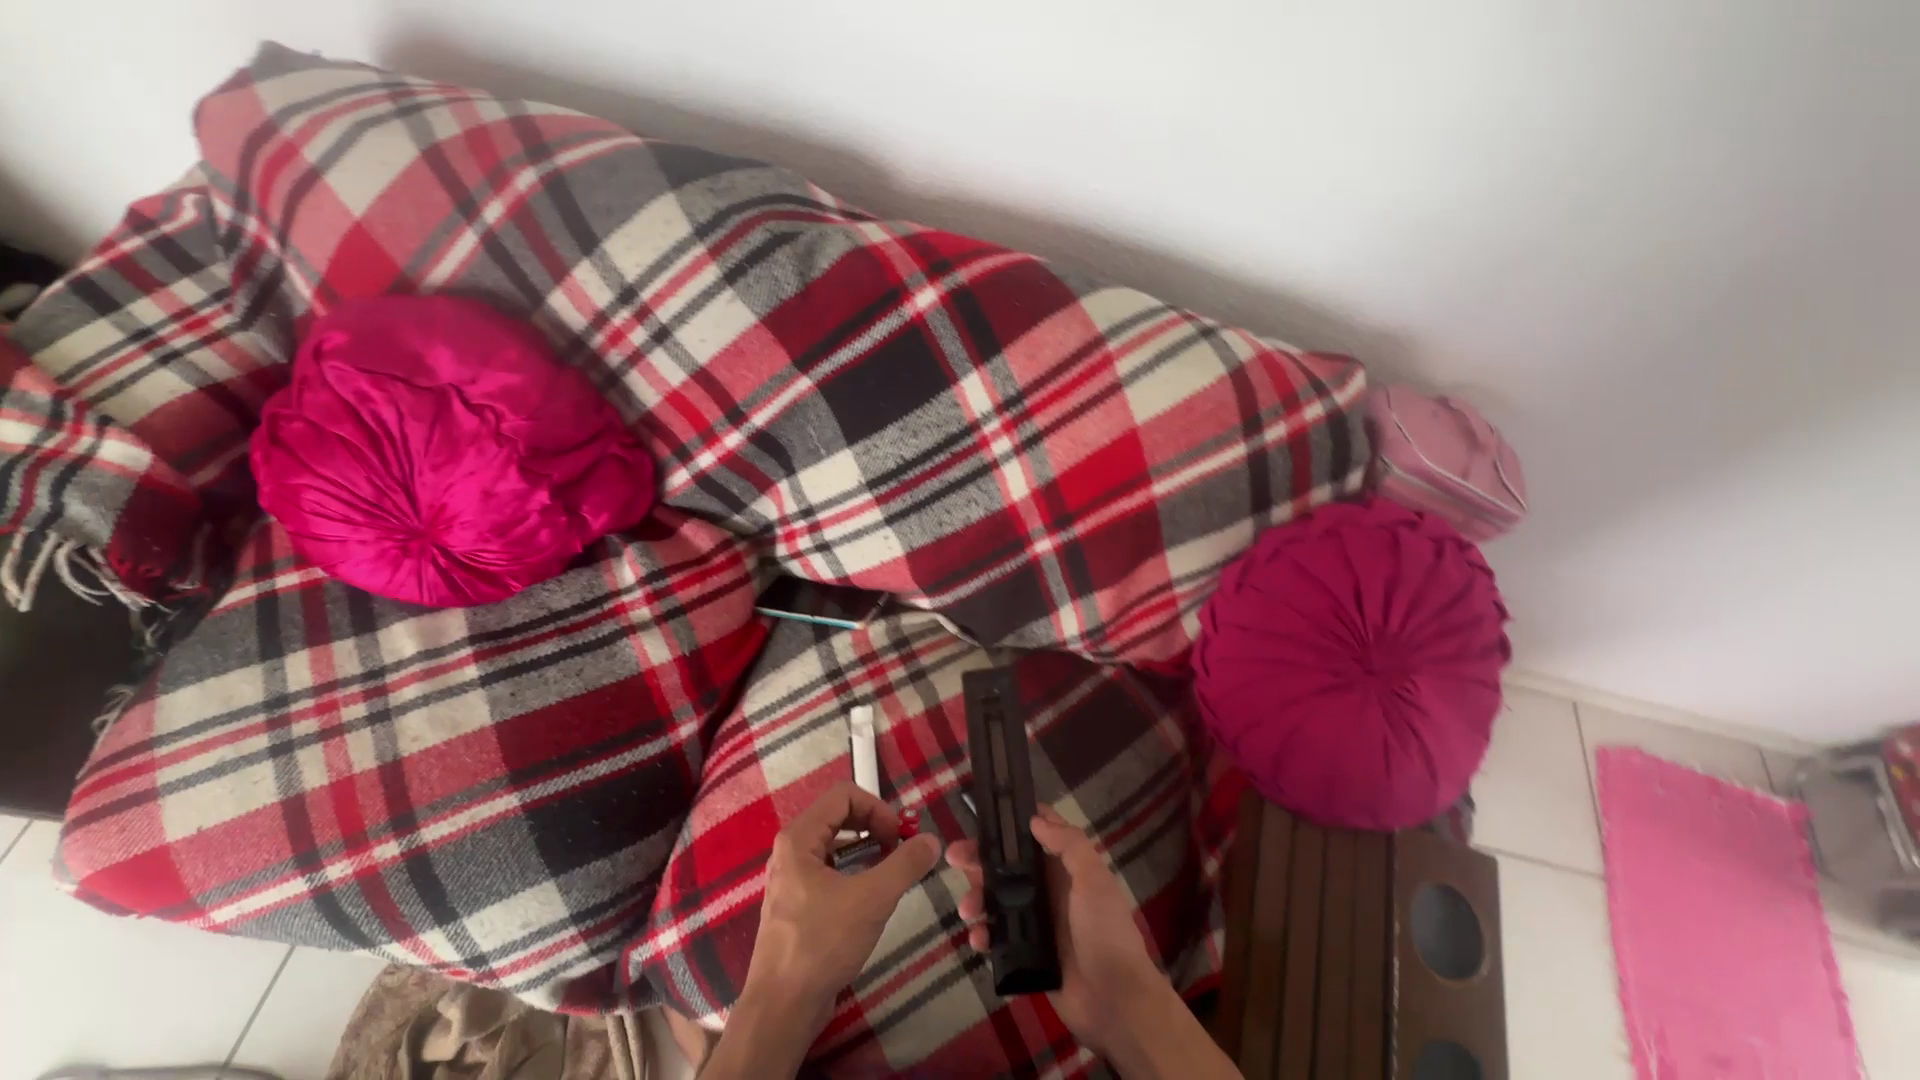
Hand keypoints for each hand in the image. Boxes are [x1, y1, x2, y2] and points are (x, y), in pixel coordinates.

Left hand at [704, 782, 941, 1078]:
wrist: (782, 1006)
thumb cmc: (822, 943)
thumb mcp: (872, 899)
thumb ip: (905, 864)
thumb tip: (932, 840)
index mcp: (799, 838)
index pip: (843, 795)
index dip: (878, 808)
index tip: (900, 837)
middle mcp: (790, 851)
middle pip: (839, 817)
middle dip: (875, 827)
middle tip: (900, 851)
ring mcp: (791, 879)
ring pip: (835, 846)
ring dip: (867, 851)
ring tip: (891, 874)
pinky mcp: (797, 905)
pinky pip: (830, 872)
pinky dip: (854, 874)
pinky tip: (871, 899)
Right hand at [946, 804, 1163, 1052]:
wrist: (1114, 1001)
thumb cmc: (1106, 933)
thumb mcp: (1094, 880)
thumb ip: (1069, 846)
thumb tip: (1035, 820)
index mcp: (1067, 870)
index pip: (1040, 835)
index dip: (1014, 822)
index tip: (986, 816)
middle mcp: (1050, 891)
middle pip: (1009, 866)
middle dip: (980, 860)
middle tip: (954, 858)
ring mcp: (1037, 924)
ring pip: (997, 900)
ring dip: (977, 899)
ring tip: (967, 909)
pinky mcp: (1027, 954)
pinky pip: (998, 937)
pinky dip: (984, 935)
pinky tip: (978, 939)